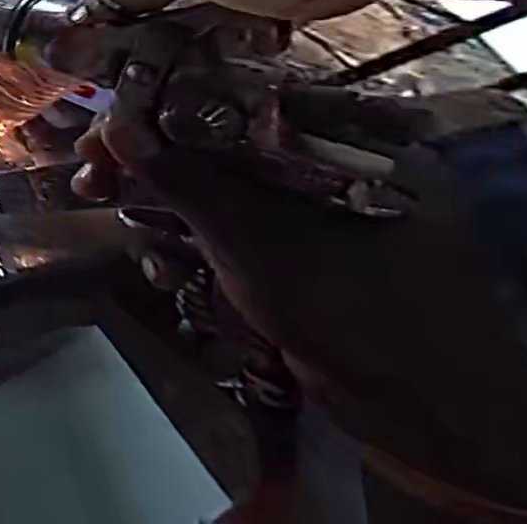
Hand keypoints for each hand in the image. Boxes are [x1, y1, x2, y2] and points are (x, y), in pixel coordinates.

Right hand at [73, 106, 526, 514]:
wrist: (432, 429)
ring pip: (207, 180)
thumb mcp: (258, 241)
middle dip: (146, 158)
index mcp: (347, 143)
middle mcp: (327, 163)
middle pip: (211, 138)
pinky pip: (219, 219)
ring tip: (105, 208)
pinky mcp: (288, 243)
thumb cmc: (358, 315)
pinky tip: (161, 266)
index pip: (236, 98)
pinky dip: (182, 236)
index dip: (161, 106)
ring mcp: (307, 206)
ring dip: (152, 198)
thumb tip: (112, 125)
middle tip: (93, 172)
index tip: (108, 126)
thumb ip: (183, 179)